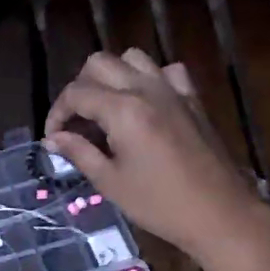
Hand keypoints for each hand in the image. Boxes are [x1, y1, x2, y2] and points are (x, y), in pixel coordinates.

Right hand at [45, 49, 269, 262]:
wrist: (216, 212)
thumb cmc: (158, 205)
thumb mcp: (111, 183)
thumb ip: (80, 153)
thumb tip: (54, 139)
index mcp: (123, 109)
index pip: (77, 93)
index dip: (57, 112)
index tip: (53, 138)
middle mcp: (146, 88)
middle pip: (100, 63)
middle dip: (80, 88)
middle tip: (76, 122)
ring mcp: (173, 89)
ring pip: (133, 59)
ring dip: (112, 77)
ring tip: (107, 110)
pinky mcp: (192, 98)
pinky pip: (166, 71)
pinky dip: (149, 80)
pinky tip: (146, 105)